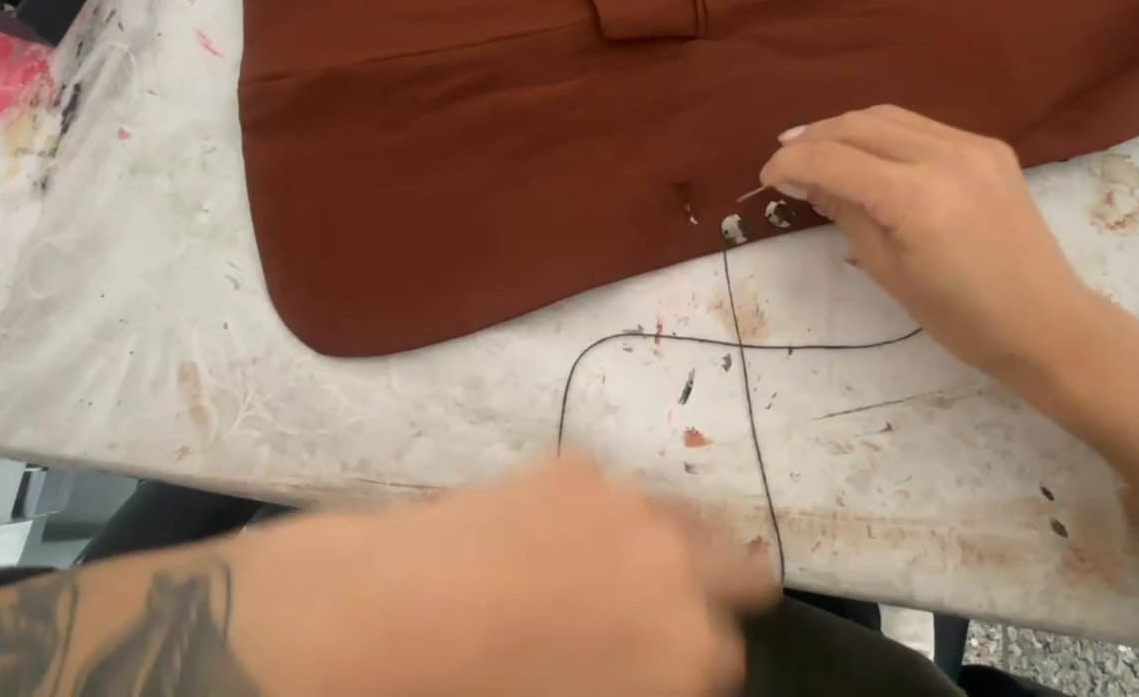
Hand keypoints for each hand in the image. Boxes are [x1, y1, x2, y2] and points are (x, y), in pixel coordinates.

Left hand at [237, 456, 778, 696]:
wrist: (401, 618)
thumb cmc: (493, 694)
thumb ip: (644, 676)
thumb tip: (641, 657)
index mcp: (689, 648)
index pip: (726, 654)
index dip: (694, 659)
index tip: (665, 661)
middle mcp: (678, 563)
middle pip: (737, 567)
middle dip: (718, 589)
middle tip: (663, 610)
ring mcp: (628, 501)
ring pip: (675, 519)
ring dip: (659, 544)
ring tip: (604, 568)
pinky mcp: (575, 464)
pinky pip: (607, 492)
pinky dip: (595, 512)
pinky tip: (542, 534)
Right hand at [760, 105, 1127, 390]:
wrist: (1047, 323)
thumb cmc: (960, 316)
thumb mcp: (886, 269)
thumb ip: (845, 212)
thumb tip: (805, 181)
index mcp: (917, 198)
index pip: (834, 160)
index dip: (790, 163)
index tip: (766, 177)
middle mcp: (945, 156)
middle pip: (857, 125)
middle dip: (811, 138)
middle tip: (782, 158)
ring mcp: (972, 146)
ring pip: (887, 116)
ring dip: (843, 128)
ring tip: (814, 148)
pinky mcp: (988, 148)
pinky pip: (919, 126)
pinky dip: (881, 133)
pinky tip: (865, 152)